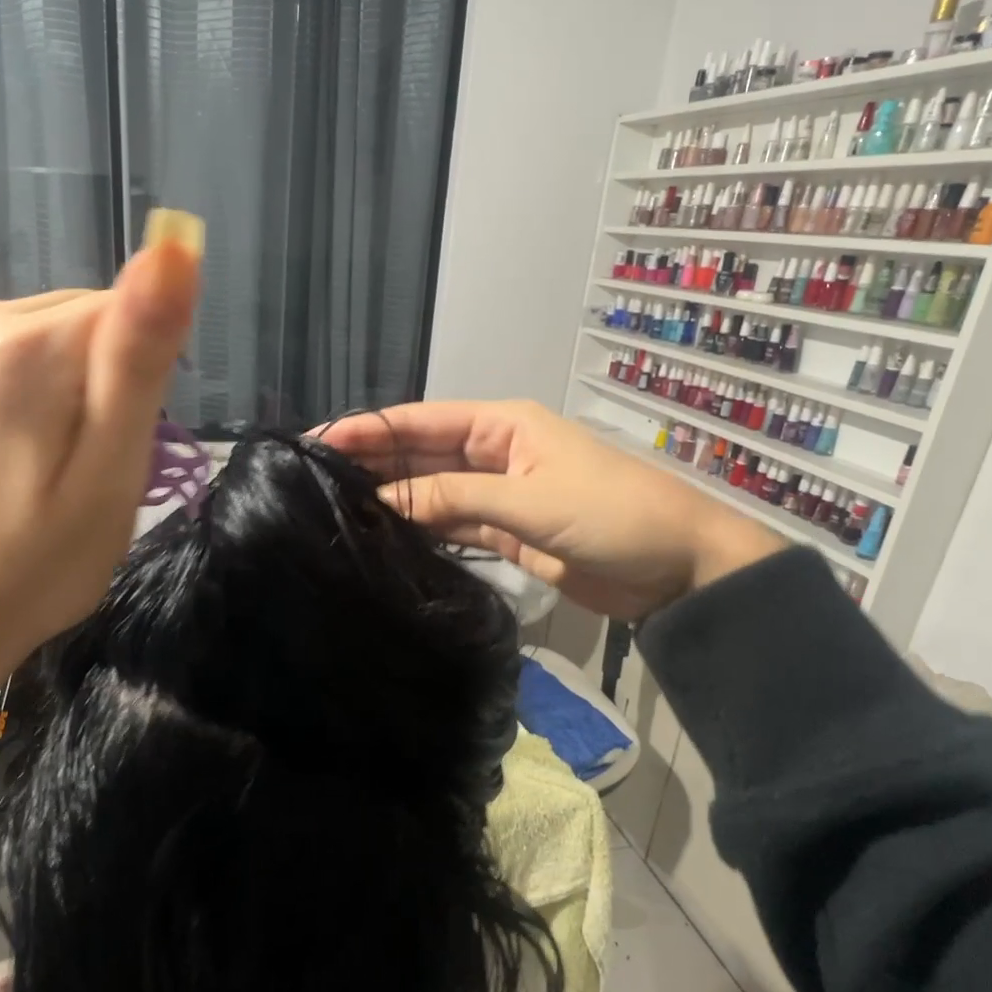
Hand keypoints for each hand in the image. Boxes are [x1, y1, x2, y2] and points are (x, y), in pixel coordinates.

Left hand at [0, 242, 198, 781]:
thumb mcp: (110, 474)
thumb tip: (173, 246)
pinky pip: (0, 339)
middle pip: (78, 317)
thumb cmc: (39, 565)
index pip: (123, 316)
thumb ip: (138, 359)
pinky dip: (18, 380)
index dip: (133, 383)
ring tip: (38, 459)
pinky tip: (4, 440)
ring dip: (57, 380)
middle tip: (77, 465)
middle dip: (93, 380)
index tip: (111, 449)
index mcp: (17, 351)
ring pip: (42, 326)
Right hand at [319, 400, 783, 620]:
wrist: (680, 570)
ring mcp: (497, 493)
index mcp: (502, 425)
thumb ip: (453, 499)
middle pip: (419, 453)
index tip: (318, 442)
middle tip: (312, 477)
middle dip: (371, 462)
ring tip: (332, 506)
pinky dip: (418, 528)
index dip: (370, 429)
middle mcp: (492, 453)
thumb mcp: (531, 502)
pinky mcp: (504, 532)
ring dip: (389, 497)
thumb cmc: (613, 516)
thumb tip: (381, 502)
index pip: (421, 421)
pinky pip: (448, 523)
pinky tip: (380, 534)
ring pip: (430, 489)